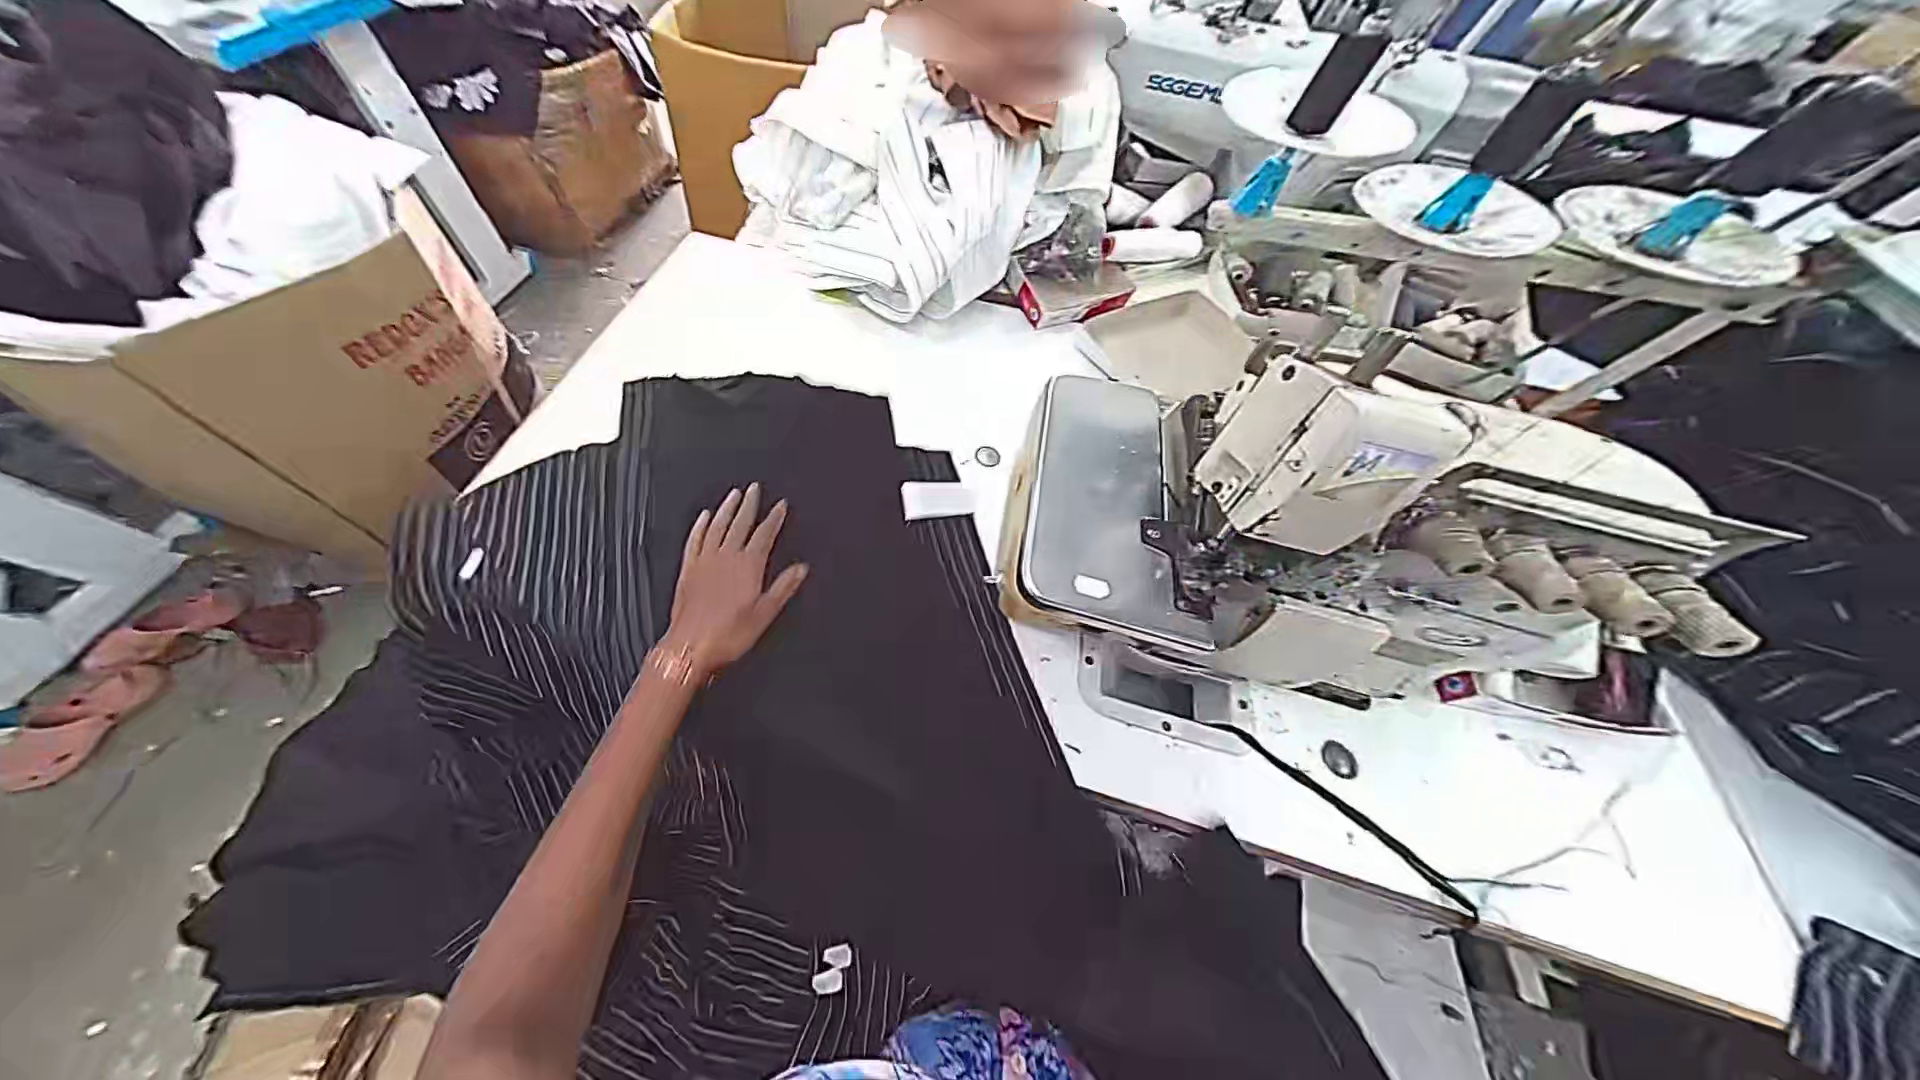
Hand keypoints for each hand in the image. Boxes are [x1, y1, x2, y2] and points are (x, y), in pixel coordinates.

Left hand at [656, 484, 807, 683]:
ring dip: (726, 508)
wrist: (691, 647)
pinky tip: (703, 517)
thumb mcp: (765, 613)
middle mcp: (725, 558)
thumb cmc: (728, 635)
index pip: (764, 534)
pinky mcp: (687, 570)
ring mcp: (704, 562)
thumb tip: (800, 568)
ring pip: (717, 526)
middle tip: (754, 489)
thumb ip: (783, 587)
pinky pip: (694, 540)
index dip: (774, 518)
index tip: (780, 505)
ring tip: (733, 494)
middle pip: (740, 524)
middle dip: (749, 505)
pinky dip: (699, 526)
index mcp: (747, 566)